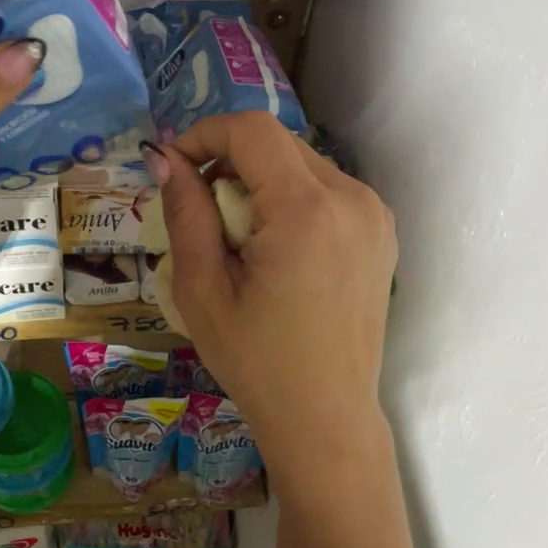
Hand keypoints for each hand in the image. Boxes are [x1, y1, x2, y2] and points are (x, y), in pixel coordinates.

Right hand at [145, 112, 397, 438]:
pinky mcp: (382, 234)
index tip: (175, 166)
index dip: (205, 134)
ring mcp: (375, 215)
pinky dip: (292, 200)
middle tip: (200, 208)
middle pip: (279, 143)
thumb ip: (185, 213)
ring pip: (304, 164)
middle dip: (230, 159)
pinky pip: (328, 191)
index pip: (252, 130)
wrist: (325, 417)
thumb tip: (165, 157)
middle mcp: (352, 199)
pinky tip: (276, 249)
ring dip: (261, 180)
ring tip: (237, 236)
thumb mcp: (203, 289)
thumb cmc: (256, 362)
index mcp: (307, 211)